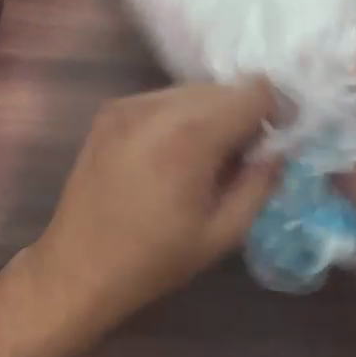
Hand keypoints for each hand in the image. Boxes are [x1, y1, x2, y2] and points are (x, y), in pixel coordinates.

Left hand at [25, 81, 278, 333]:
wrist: (77, 269)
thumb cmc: (154, 260)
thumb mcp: (223, 233)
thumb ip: (260, 184)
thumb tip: (278, 152)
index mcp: (192, 135)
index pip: (254, 90)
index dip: (276, 111)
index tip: (277, 141)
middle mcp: (158, 107)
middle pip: (222, 88)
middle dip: (242, 115)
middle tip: (243, 159)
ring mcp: (128, 106)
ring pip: (191, 91)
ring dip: (210, 116)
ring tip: (205, 161)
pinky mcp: (108, 114)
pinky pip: (161, 100)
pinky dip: (178, 118)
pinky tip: (171, 157)